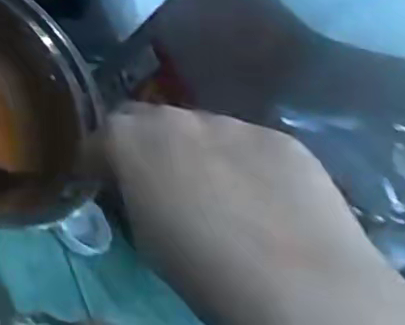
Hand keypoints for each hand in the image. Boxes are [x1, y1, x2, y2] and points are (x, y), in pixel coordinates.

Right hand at [103, 104, 404, 324]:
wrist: (305, 289)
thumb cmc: (204, 273)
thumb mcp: (144, 239)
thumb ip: (131, 197)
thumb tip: (134, 189)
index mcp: (128, 137)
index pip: (98, 136)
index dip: (100, 160)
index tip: (106, 182)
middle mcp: (173, 115)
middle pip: (147, 119)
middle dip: (147, 145)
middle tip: (161, 184)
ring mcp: (228, 121)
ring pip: (202, 129)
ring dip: (201, 152)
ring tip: (224, 198)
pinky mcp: (277, 136)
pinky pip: (251, 145)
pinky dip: (249, 165)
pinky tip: (268, 203)